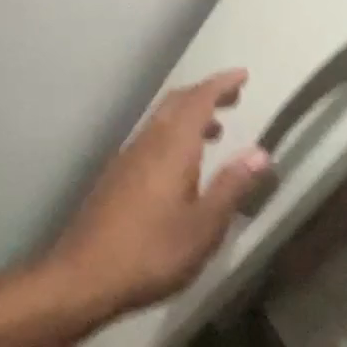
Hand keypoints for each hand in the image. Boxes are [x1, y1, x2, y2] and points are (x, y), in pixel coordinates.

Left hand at [44, 69, 270, 315]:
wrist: (87, 271)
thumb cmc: (153, 251)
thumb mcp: (204, 227)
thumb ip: (231, 186)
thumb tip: (260, 151)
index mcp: (171, 147)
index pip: (198, 100)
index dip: (220, 84)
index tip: (242, 75)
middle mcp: (147, 141)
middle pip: (176, 102)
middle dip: (205, 94)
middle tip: (234, 96)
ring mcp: (127, 155)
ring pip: (161, 118)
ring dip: (189, 114)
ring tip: (217, 130)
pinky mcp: (117, 173)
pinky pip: (150, 136)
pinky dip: (173, 133)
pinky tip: (182, 162)